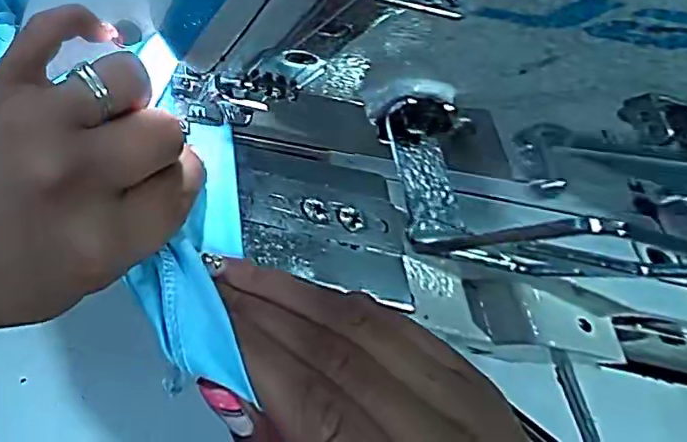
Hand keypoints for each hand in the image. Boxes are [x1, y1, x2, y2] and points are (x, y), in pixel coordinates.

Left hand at [0, 4, 204, 336]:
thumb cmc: (2, 278)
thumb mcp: (86, 281)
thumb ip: (141, 227)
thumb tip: (175, 162)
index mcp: (98, 238)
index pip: (181, 182)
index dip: (179, 174)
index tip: (161, 172)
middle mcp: (73, 173)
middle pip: (163, 129)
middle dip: (158, 139)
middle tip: (127, 147)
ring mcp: (36, 118)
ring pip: (126, 75)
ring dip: (129, 93)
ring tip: (107, 108)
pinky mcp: (2, 83)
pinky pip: (51, 27)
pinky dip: (80, 20)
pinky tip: (97, 34)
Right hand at [215, 259, 525, 441]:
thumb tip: (230, 387)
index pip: (316, 401)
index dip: (250, 345)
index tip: (205, 310)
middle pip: (337, 350)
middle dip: (261, 305)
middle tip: (212, 280)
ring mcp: (476, 414)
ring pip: (368, 322)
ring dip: (296, 291)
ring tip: (246, 274)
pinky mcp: (481, 390)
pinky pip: (403, 325)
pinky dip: (346, 302)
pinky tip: (311, 292)